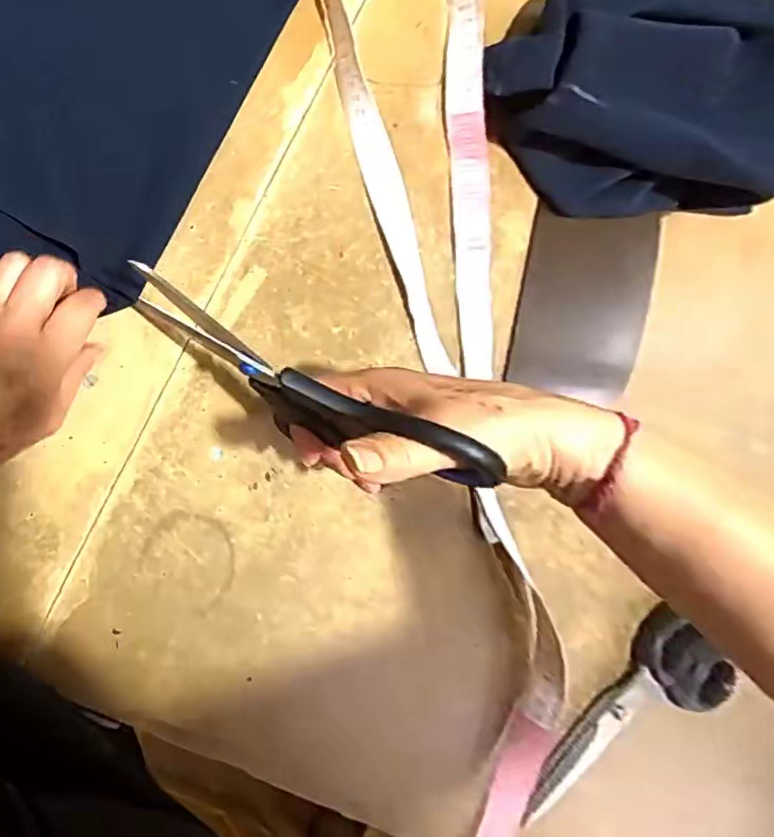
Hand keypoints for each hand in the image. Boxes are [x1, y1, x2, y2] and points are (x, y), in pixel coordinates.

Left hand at [0, 252, 105, 492]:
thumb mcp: (51, 415)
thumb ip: (75, 373)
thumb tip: (94, 344)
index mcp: (45, 354)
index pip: (82, 303)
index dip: (92, 304)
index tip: (87, 314)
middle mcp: (15, 324)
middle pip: (48, 269)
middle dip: (63, 279)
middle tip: (58, 301)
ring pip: (13, 261)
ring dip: (28, 273)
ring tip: (28, 296)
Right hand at [287, 367, 629, 503]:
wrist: (567, 443)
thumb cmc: (504, 429)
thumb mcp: (443, 442)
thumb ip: (392, 452)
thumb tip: (344, 458)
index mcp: (380, 385)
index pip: (316, 391)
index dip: (302, 417)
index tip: (310, 450)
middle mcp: (382, 395)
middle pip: (327, 415)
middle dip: (326, 445)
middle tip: (342, 473)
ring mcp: (398, 414)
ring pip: (348, 432)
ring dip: (347, 459)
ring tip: (367, 483)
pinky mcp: (414, 434)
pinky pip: (372, 444)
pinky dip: (368, 464)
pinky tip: (380, 481)